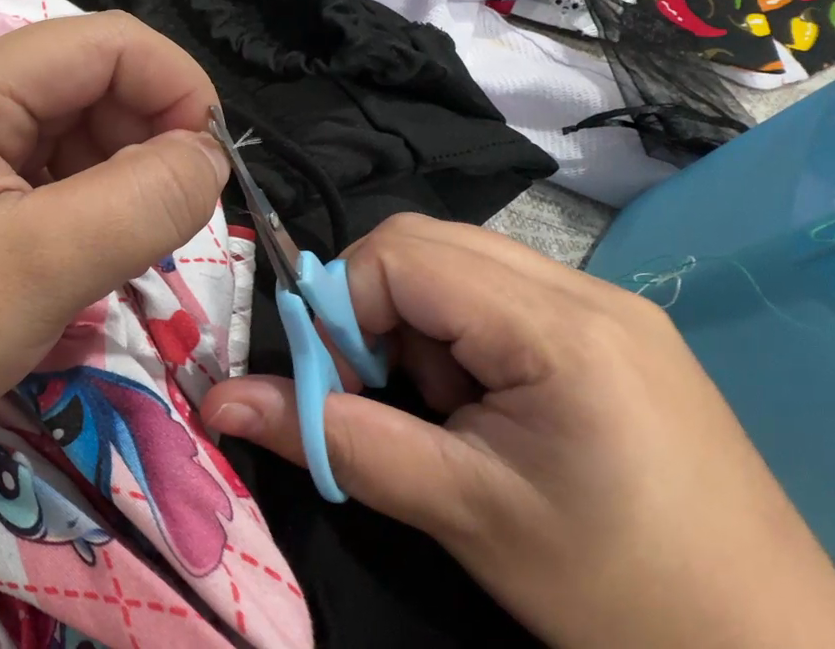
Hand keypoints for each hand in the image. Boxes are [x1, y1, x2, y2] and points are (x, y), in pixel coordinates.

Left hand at [0, 11, 230, 482]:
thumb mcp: (42, 267)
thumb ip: (141, 201)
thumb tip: (208, 156)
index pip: (104, 44)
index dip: (174, 88)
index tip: (210, 173)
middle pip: (88, 84)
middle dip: (146, 141)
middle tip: (166, 228)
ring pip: (72, 135)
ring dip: (117, 182)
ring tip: (120, 254)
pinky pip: (44, 178)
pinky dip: (83, 209)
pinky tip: (82, 261)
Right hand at [200, 215, 834, 648]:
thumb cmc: (617, 588)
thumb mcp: (458, 511)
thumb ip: (330, 439)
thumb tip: (217, 401)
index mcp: (563, 328)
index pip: (399, 255)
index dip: (338, 308)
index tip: (333, 388)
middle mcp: (588, 293)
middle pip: (422, 246)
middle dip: (367, 311)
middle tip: (373, 393)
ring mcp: (606, 310)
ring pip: (450, 268)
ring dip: (407, 327)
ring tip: (434, 411)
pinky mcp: (609, 337)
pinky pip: (490, 298)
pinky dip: (449, 339)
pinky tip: (475, 408)